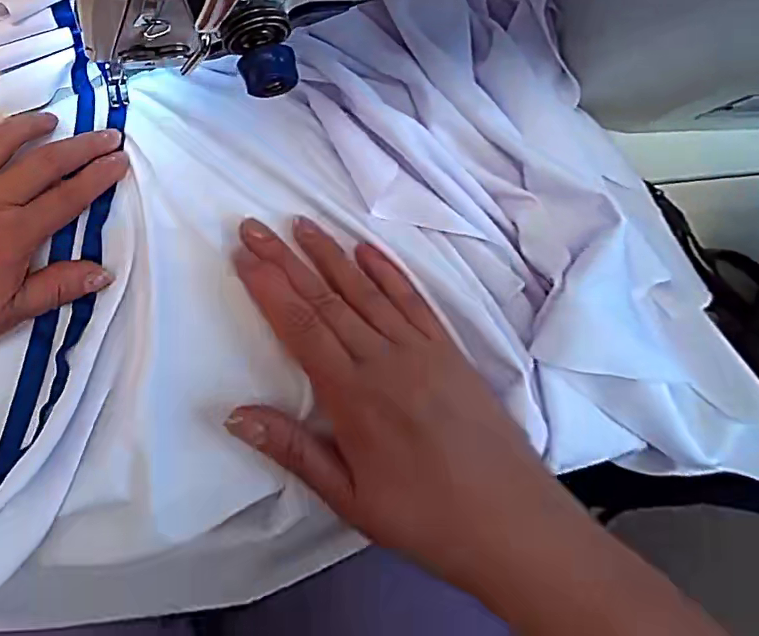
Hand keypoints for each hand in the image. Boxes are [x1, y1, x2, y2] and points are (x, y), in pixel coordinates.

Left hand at [0, 109, 128, 373]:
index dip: (98, 177)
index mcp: (11, 234)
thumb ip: (54, 290)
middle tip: (104, 134)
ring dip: (27, 126)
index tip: (118, 160)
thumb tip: (101, 272)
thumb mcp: (4, 316)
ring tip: (50, 119)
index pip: (66, 198)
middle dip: (80, 146)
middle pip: (43, 163)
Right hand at [223, 217, 605, 597]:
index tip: (243, 256)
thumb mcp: (350, 499)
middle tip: (253, 227)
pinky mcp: (451, 354)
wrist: (525, 535)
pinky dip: (388, 272)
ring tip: (300, 223)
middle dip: (284, 259)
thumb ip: (291, 450)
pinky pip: (414, 302)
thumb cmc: (427, 519)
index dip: (268, 288)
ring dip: (329, 254)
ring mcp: (421, 353)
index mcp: (354, 395)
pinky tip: (365, 248)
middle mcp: (384, 362)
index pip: (300, 326)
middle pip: (324, 299)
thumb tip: (233, 415)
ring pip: (364, 292)